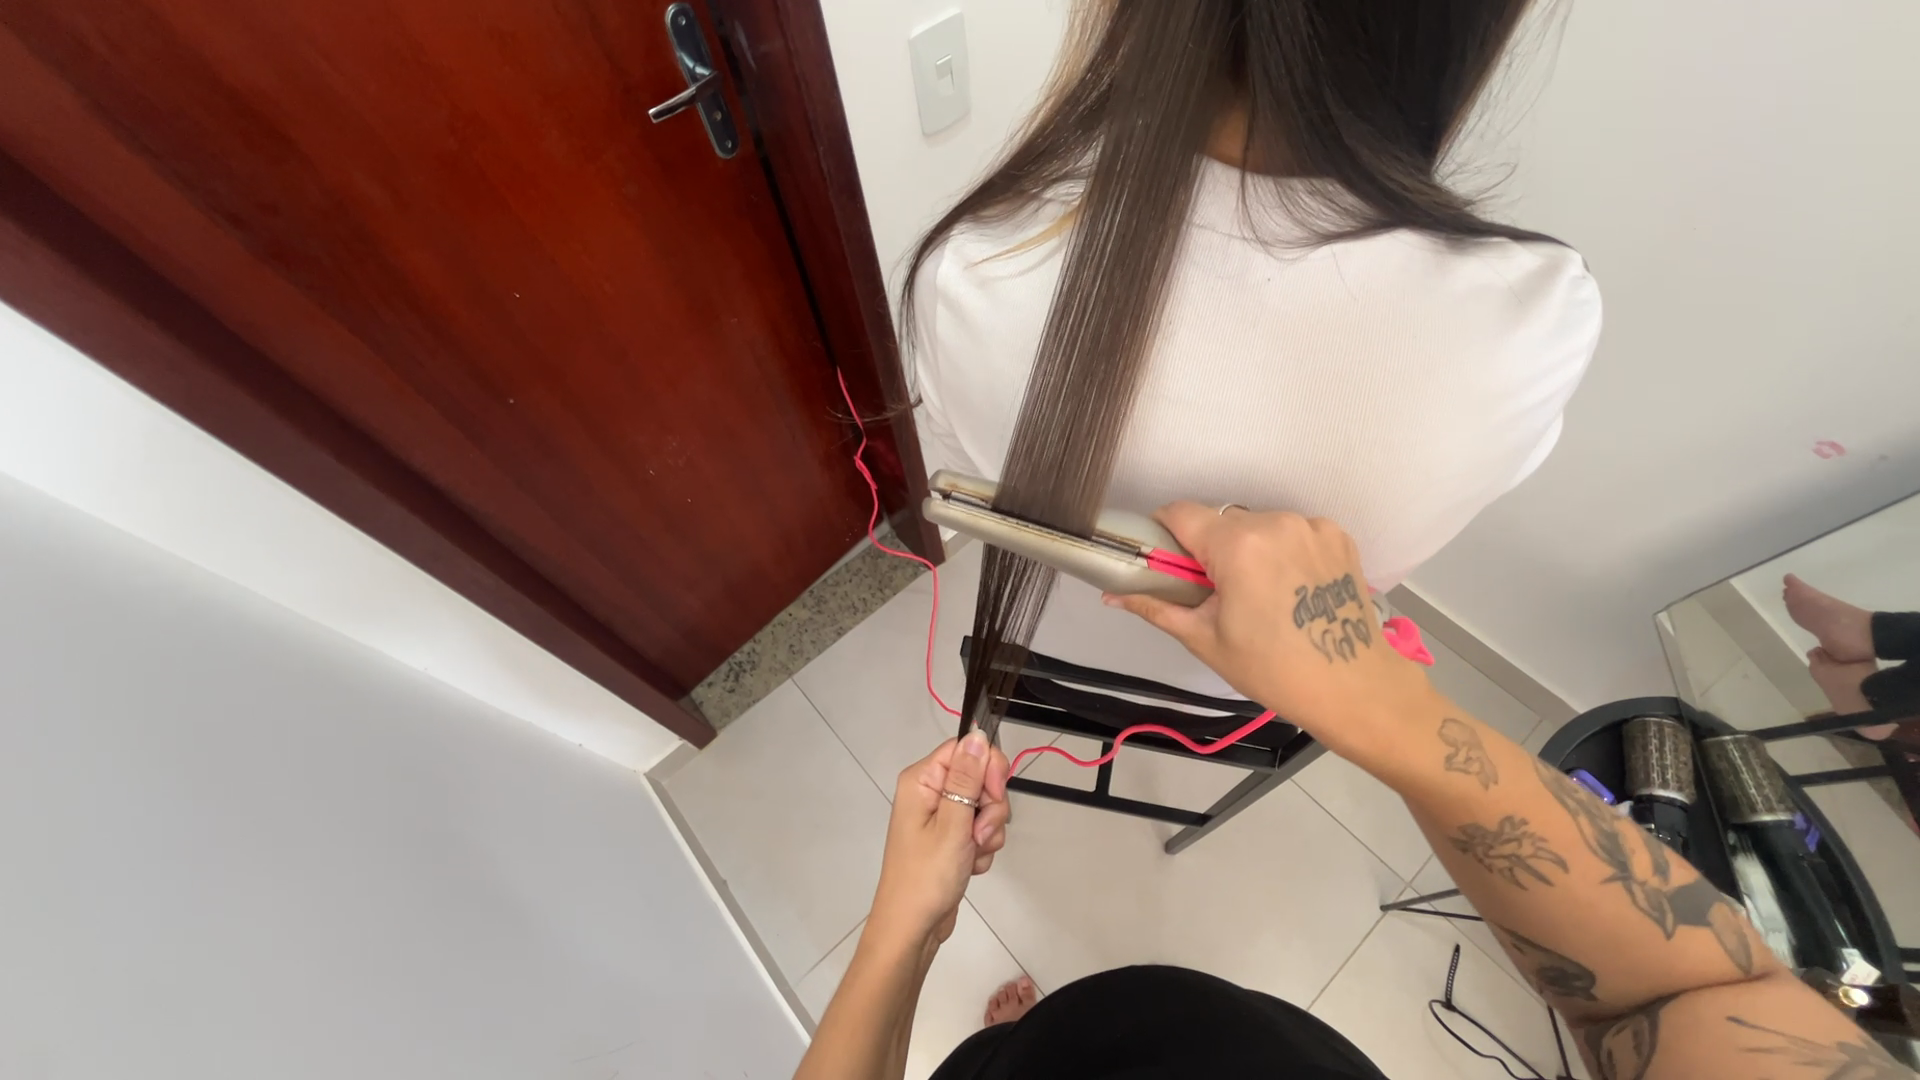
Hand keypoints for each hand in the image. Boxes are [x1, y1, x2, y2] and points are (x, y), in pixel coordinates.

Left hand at [867, 732, 1011, 950]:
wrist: (912, 929)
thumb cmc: (927, 876)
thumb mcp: (952, 825)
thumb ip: (967, 778)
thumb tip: (976, 733)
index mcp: (922, 779)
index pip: (965, 748)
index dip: (987, 767)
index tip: (994, 794)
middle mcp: (930, 791)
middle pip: (980, 776)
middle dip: (990, 807)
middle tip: (979, 834)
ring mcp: (941, 815)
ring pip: (985, 805)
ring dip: (988, 831)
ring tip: (972, 855)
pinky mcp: (951, 837)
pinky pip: (980, 828)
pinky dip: (982, 847)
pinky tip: (971, 865)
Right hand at [1104, 502, 1435, 755]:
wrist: (1357, 688)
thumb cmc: (1275, 670)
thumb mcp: (1205, 639)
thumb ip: (1156, 606)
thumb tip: (1111, 596)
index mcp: (1239, 546)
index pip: (1180, 513)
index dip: (1162, 533)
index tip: (1164, 562)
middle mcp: (1276, 522)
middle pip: (1218, 520)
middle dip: (1206, 549)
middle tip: (1212, 592)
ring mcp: (1310, 526)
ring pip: (1254, 525)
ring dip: (1244, 549)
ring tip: (1256, 594)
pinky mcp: (1335, 535)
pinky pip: (1288, 531)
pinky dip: (1278, 551)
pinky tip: (1287, 587)